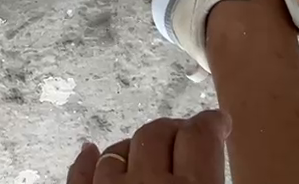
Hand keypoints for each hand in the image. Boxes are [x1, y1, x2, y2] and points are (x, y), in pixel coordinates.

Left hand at [68, 112, 229, 183]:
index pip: (200, 138)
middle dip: (175, 130)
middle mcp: (147, 182)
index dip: (211, 125)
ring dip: (135, 149)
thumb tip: (213, 164)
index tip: (218, 120)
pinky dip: (86, 162)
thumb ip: (213, 180)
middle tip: (187, 137)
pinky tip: (90, 151)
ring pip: (118, 151)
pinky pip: (80, 174)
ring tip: (148, 153)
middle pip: (158, 134)